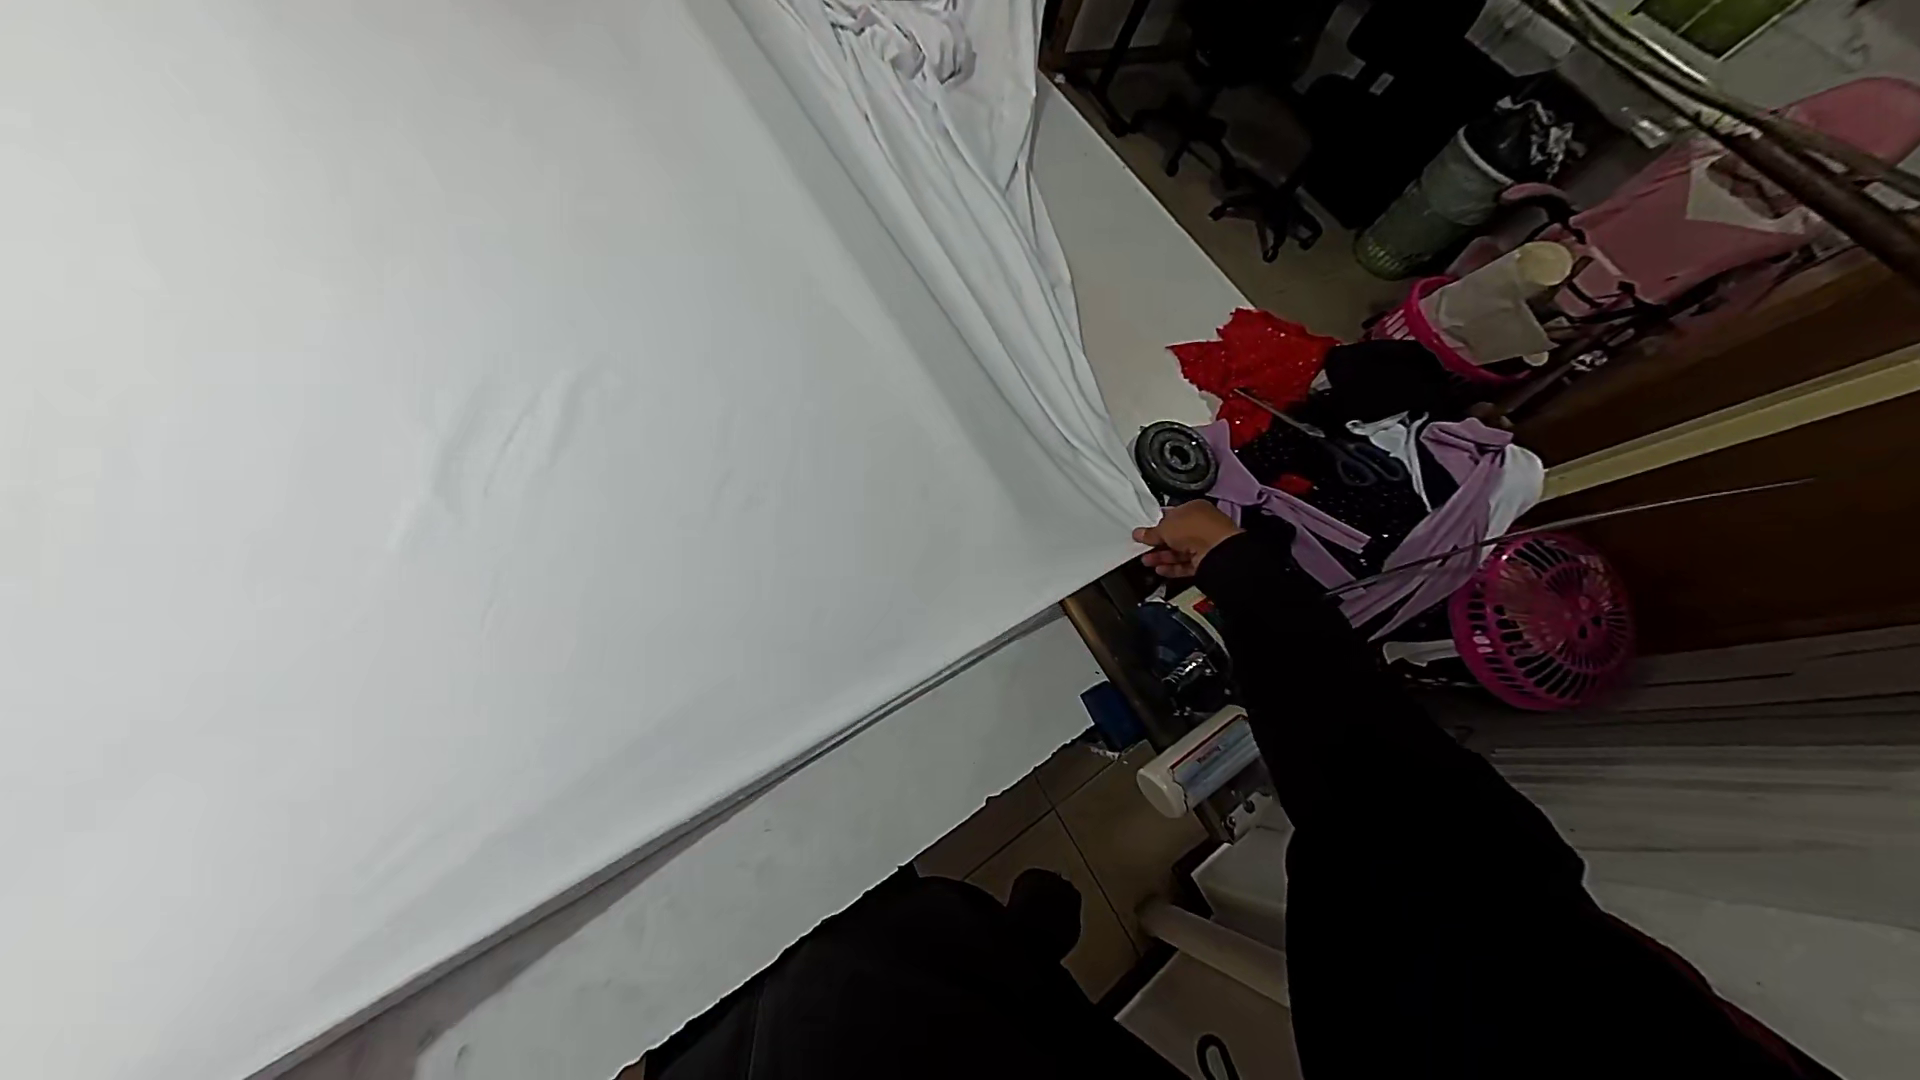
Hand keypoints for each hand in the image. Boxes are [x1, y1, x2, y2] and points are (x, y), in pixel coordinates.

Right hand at [1132, 501, 1242, 578]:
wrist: (1216, 551)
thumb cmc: (1197, 528)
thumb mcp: (1165, 527)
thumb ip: (1151, 532)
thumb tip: (1140, 534)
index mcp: (1194, 508)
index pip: (1172, 515)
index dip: (1157, 524)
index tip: (1144, 532)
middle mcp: (1202, 525)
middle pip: (1175, 536)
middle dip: (1158, 543)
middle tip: (1143, 547)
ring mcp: (1205, 544)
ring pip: (1179, 551)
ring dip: (1162, 557)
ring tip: (1147, 561)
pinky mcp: (1206, 562)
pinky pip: (1186, 565)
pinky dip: (1173, 568)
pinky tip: (1160, 569)